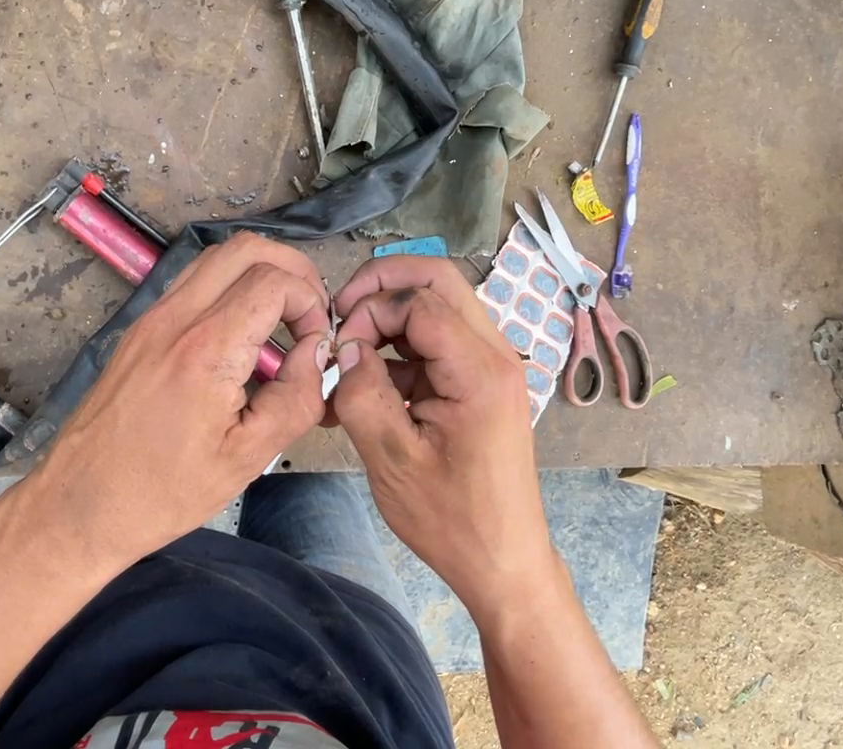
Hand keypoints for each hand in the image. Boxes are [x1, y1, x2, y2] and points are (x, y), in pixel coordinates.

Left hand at [16, 233, 333, 568]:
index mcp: (206, 350)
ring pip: (216, 255)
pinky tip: (244, 331)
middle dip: (292, 269)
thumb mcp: (247, 458)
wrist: (79, 504)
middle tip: (310, 311)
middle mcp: (175, 318)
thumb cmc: (161, 491)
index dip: (310, 302)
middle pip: (246, 248)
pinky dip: (229, 286)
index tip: (315, 342)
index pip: (274, 281)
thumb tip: (316, 352)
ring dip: (259, 272)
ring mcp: (152, 317)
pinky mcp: (140, 328)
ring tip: (282, 318)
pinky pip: (193, 281)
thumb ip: (296, 398)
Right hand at [329, 255, 557, 612]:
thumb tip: (345, 346)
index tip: (339, 347)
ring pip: (436, 305)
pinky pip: (435, 341)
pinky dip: (397, 351)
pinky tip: (364, 387)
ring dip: (387, 318)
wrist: (503, 561)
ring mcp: (490, 365)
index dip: (370, 310)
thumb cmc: (450, 519)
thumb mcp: (391, 459)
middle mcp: (494, 354)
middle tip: (340, 313)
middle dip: (381, 285)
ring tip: (347, 357)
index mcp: (480, 370)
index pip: (419, 301)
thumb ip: (362, 392)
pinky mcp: (478, 381)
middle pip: (437, 280)